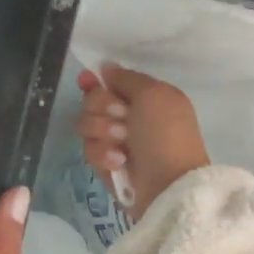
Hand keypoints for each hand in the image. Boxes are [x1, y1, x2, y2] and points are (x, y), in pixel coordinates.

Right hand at [76, 63, 210, 221]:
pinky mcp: (106, 165)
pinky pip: (90, 151)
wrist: (168, 184)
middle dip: (102, 108)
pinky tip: (120, 162)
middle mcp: (128, 117)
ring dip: (103, 132)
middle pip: (92, 101)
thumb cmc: (166, 135)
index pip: (110, 83)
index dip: (96, 81)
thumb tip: (106, 68)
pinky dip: (104, 155)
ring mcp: (116, 142)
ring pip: (86, 126)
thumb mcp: (154, 94)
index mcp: (145, 97)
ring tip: (123, 146)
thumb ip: (127, 78)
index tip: (86, 81)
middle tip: (122, 119)